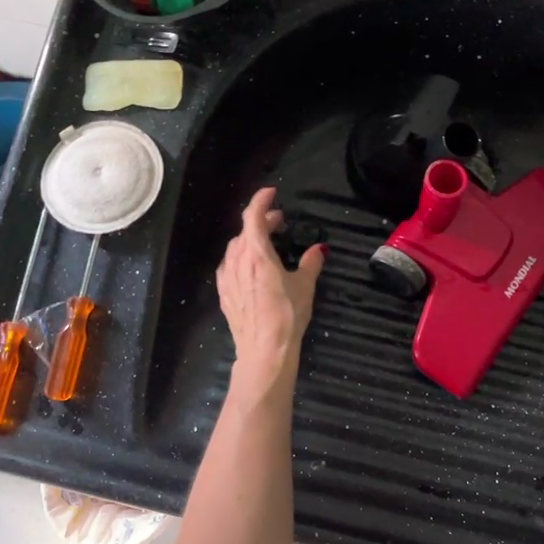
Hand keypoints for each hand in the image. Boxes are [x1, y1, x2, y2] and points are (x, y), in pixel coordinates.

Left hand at [216, 188, 325, 371]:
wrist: (264, 350)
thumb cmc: (287, 315)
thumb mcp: (304, 286)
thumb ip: (311, 263)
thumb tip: (319, 250)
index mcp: (257, 254)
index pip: (253, 217)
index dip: (261, 201)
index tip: (271, 193)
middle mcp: (238, 261)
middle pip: (244, 231)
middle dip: (260, 221)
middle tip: (278, 222)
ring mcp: (227, 277)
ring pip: (235, 248)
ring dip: (250, 240)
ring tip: (266, 243)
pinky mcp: (224, 293)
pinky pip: (230, 266)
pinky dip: (241, 258)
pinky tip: (251, 267)